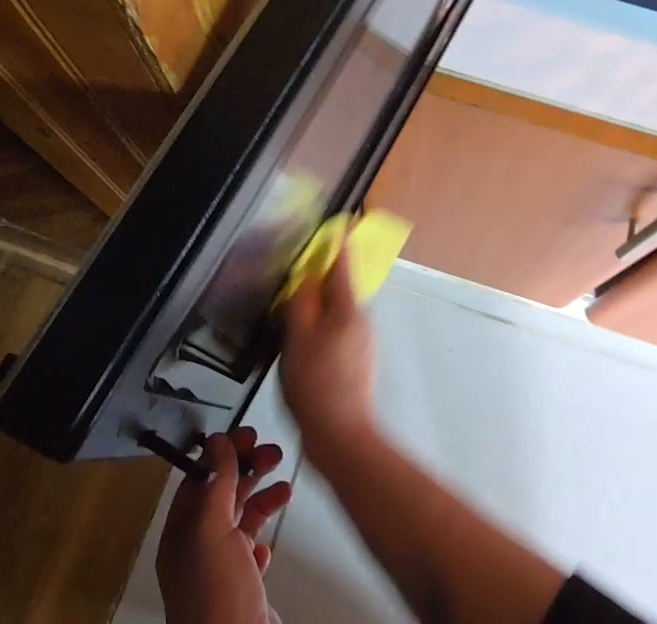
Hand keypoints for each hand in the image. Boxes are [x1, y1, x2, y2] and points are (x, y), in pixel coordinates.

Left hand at [157, 427, 291, 623]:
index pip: (198, 480)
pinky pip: (250, 553)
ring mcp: (220, 571)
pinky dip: (261, 539)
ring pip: (240, 522)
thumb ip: (217, 483)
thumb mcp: (212, 530)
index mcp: (180, 534)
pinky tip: (269, 541)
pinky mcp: (243, 589)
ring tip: (285, 489)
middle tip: (273, 452)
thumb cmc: (218, 592)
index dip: (222, 454)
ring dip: (261, 500)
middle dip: (247, 471)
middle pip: (222, 497)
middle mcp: (196, 551)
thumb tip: (218, 441)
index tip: (247, 435)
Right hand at [282, 249, 377, 458]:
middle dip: (322, 279)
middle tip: (298, 274)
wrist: (341, 437)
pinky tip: (303, 348)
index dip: (341, 239)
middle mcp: (362, 321)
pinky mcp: (358, 364)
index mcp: (349, 309)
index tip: (345, 218)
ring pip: (338, 313)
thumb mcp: (297, 337)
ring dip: (319, 308)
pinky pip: (338, 333)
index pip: (344, 263)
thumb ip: (302, 301)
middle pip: (340, 288)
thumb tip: (308, 273)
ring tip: (292, 316)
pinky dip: (322, 330)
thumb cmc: (316, 384)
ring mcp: (363, 343)